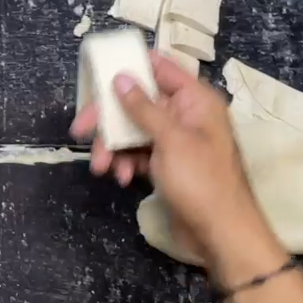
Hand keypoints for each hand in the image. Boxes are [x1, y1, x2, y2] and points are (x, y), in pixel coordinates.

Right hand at [70, 54, 281, 273]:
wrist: (222, 237)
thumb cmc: (201, 182)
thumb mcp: (170, 140)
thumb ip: (142, 107)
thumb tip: (119, 77)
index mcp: (194, 100)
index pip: (159, 67)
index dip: (130, 66)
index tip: (99, 73)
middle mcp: (185, 114)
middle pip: (138, 101)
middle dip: (109, 117)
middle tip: (80, 130)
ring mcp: (175, 140)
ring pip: (133, 129)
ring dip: (113, 146)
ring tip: (100, 167)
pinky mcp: (167, 164)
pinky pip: (139, 152)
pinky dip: (126, 162)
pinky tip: (120, 178)